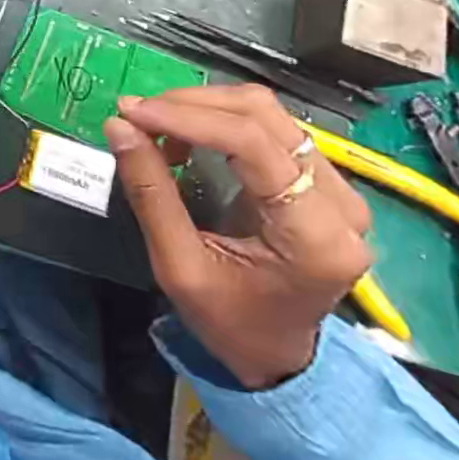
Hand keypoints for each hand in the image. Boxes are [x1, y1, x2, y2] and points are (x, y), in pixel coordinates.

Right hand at [103, 85, 374, 388]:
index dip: (187, 117)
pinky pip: (269, 127)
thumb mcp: (178, 267)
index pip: (253, 143)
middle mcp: (340, 203)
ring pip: (266, 112)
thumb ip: (150, 193)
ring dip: (203, 108)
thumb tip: (118, 127)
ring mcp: (338, 189)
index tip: (131, 112)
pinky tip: (186, 138)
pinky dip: (218, 120)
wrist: (277, 355)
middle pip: (263, 115)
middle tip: (137, 115)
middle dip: (191, 104)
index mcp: (314, 235)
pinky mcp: (322, 181)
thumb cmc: (229, 322)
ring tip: (157, 127)